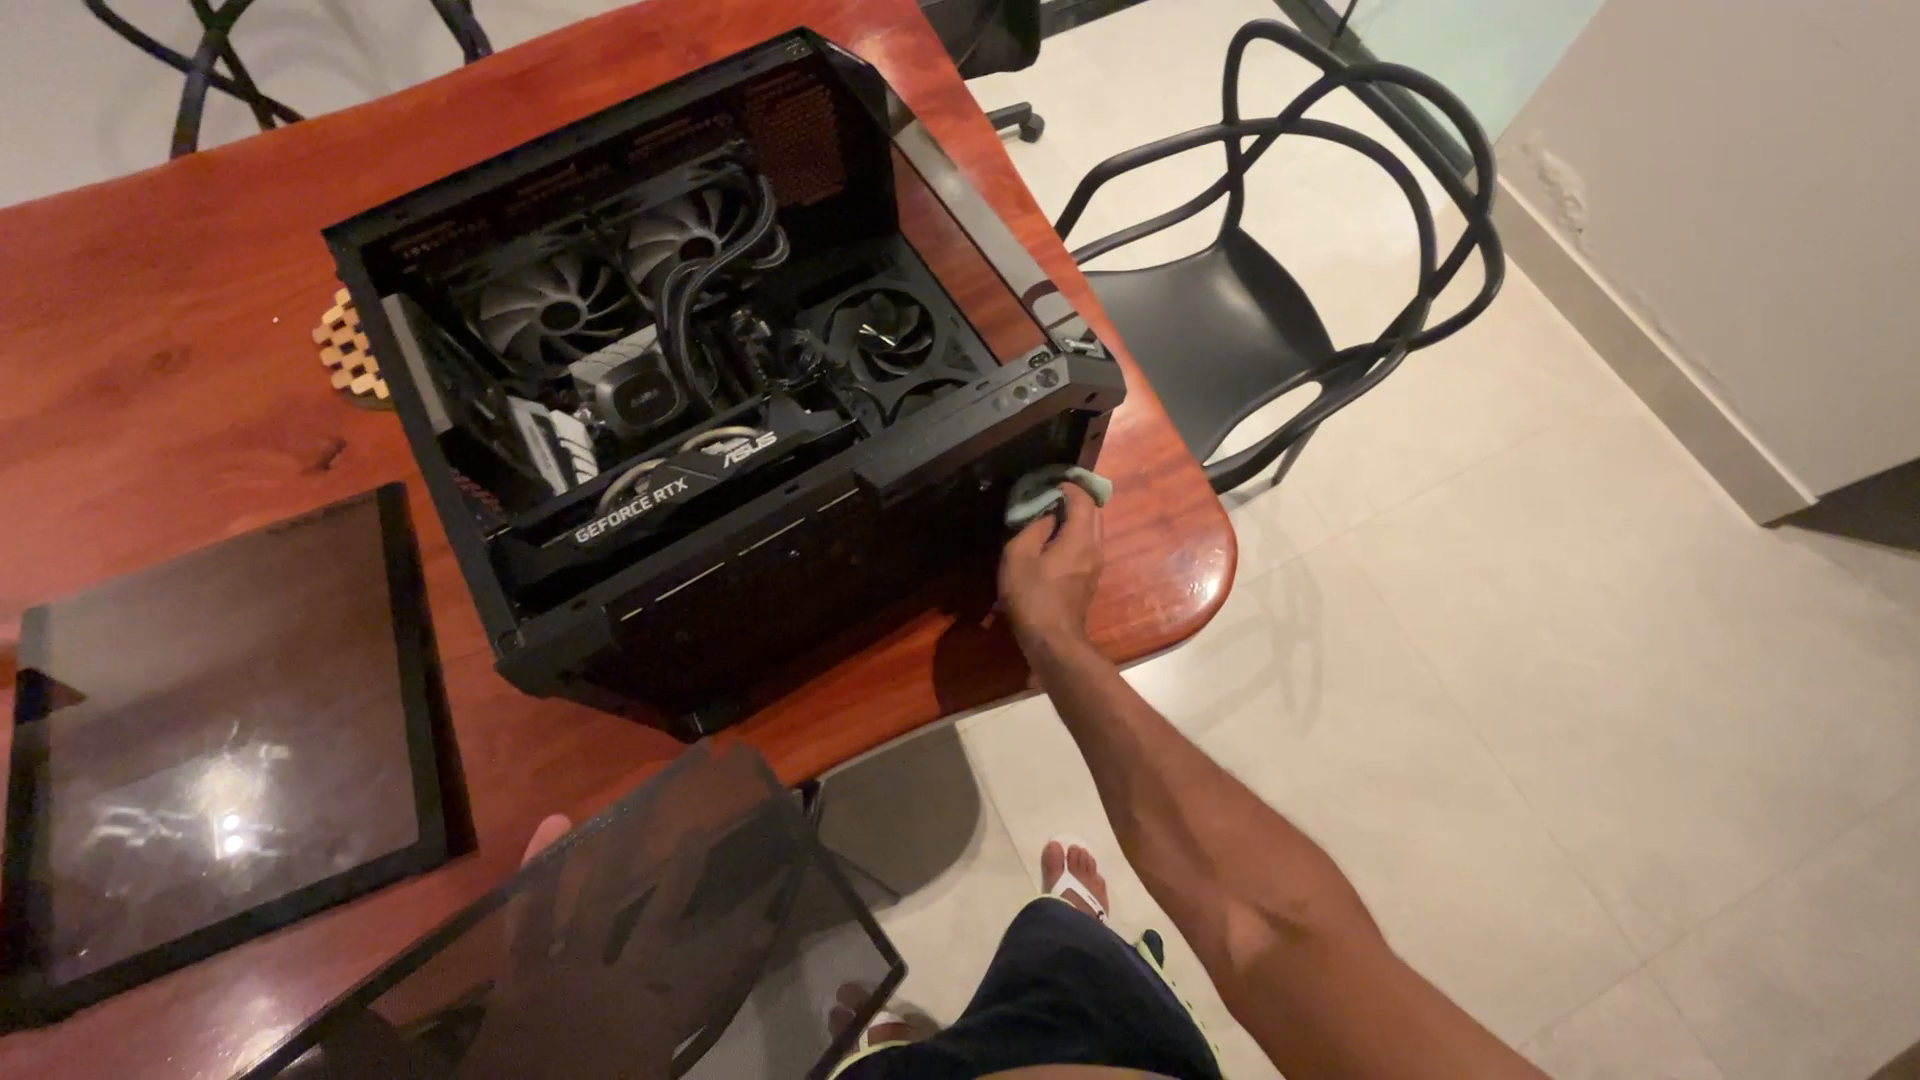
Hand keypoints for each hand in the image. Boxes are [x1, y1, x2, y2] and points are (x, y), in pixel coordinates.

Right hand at [998, 483, 1102, 652]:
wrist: (1052, 641)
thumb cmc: (1032, 596)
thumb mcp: (1019, 556)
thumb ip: (1034, 528)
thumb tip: (1047, 516)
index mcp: (1080, 538)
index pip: (1083, 500)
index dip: (1068, 487)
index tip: (1049, 483)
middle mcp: (1095, 548)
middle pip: (1094, 513)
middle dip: (1075, 500)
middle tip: (1050, 496)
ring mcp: (1096, 566)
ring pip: (1093, 530)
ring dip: (1075, 519)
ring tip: (1050, 518)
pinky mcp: (1090, 580)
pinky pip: (1087, 546)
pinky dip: (1075, 535)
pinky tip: (1054, 542)